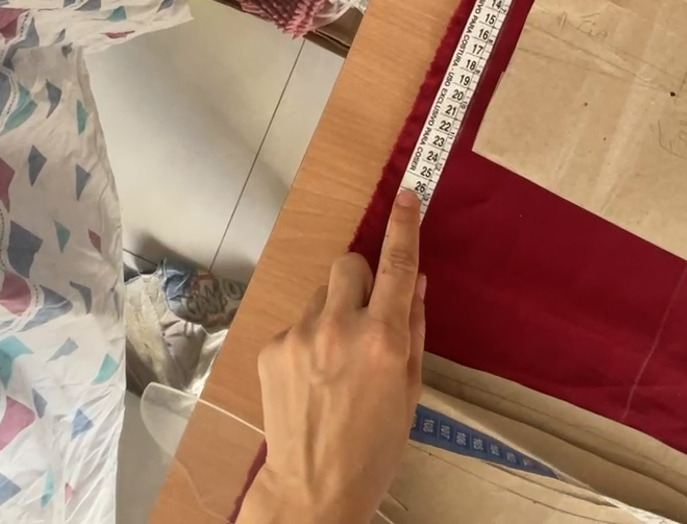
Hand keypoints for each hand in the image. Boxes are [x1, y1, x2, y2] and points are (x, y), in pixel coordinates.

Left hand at [241, 190, 428, 523]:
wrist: (312, 490)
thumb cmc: (376, 445)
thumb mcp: (410, 390)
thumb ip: (413, 328)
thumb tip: (415, 280)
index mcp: (383, 338)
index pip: (397, 265)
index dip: (404, 227)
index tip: (407, 195)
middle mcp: (339, 326)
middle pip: (349, 264)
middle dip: (360, 280)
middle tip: (364, 317)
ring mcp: (299, 334)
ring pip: (322, 294)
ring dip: (333, 312)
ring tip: (333, 361)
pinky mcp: (271, 346)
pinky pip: (298, 321)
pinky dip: (308, 337)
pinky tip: (310, 376)